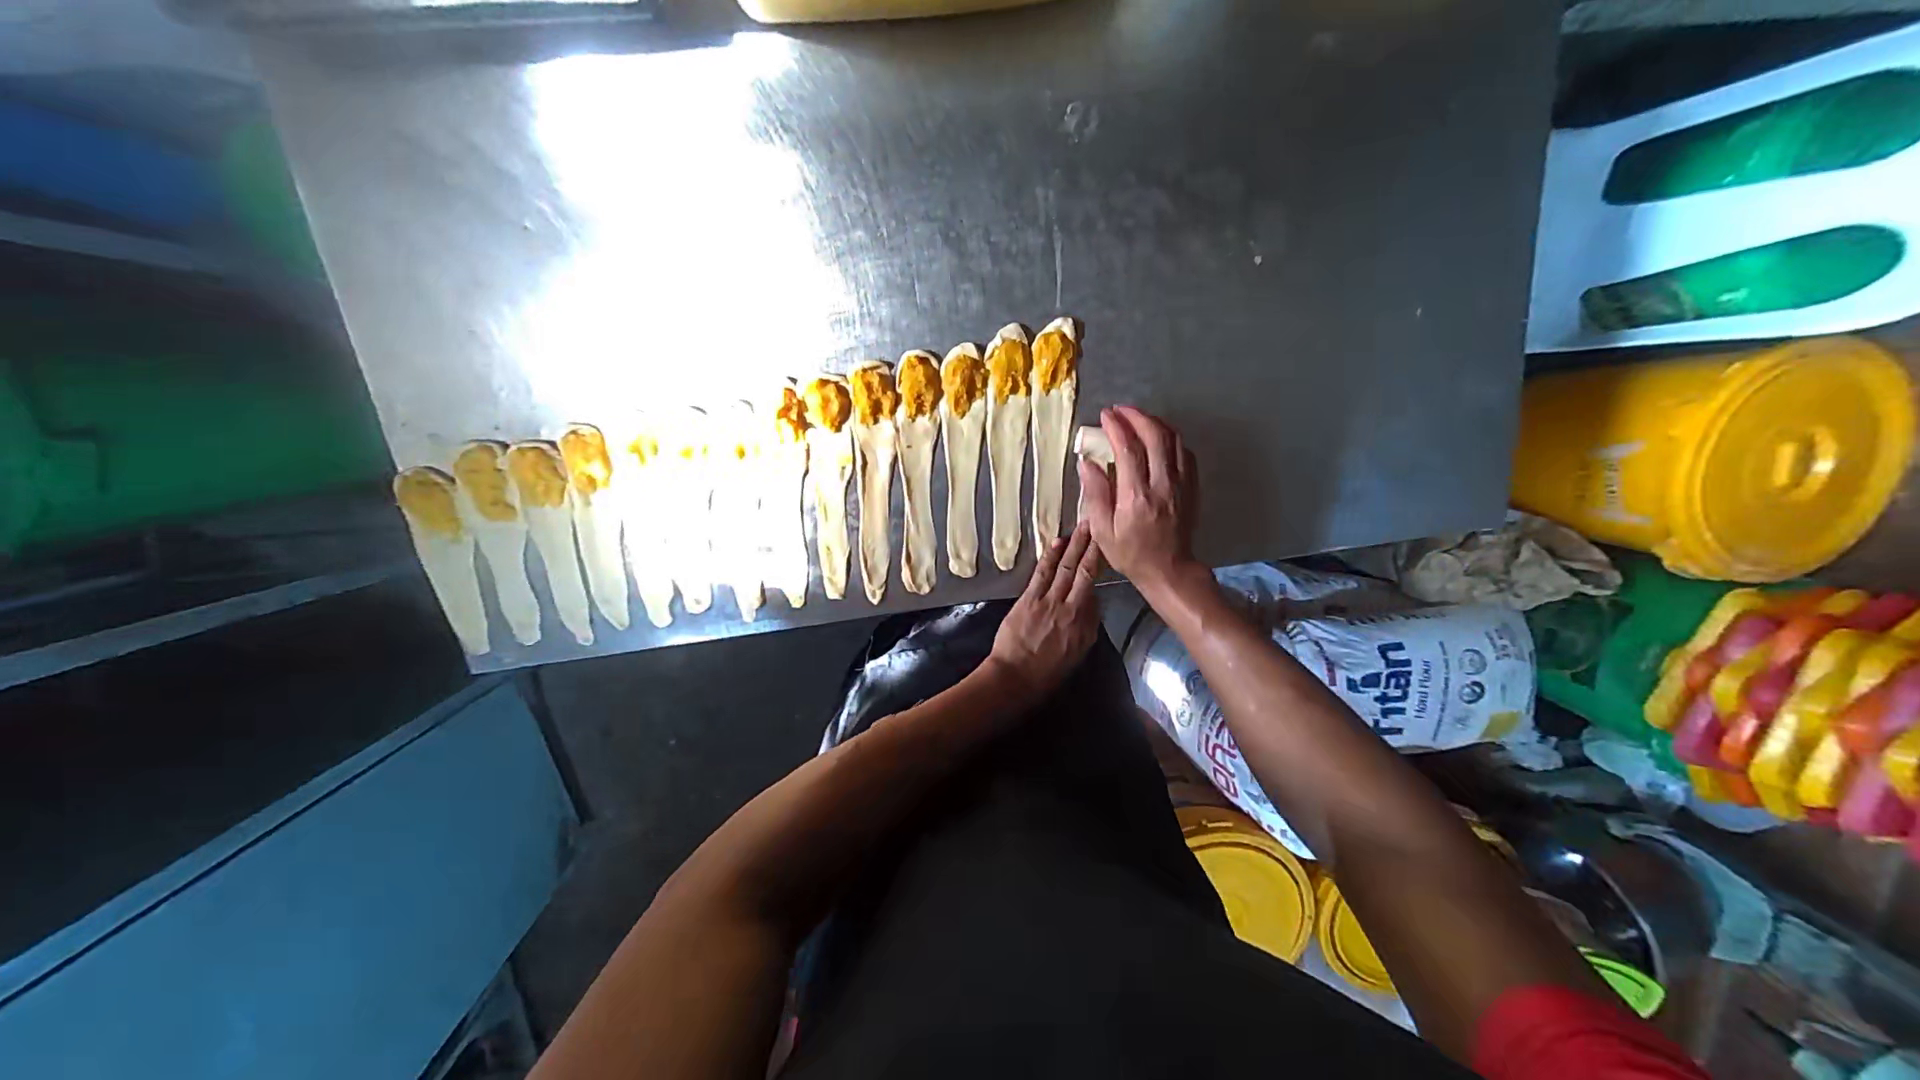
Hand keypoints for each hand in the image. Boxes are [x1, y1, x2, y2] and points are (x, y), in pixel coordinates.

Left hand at [986, 521, 1102, 702]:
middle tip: (1099, 526)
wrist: (1016, 677)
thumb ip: (1088, 625)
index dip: (1102, 565)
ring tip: (1083, 526)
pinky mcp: (1029, 599)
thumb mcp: (1079, 652)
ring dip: (1075, 545)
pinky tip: (1059, 541)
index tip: (1109, 547)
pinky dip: (1052, 556)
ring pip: (1067, 568)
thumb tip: (1093, 601)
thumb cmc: (1048, 671)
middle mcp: (1071, 609)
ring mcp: (1048, 602)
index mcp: (1085, 624)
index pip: (1096, 588)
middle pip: (1085, 572)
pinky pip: (1043, 573)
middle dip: (1093, 547)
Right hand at [1077, 405, 1200, 596]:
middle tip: (1120, 410)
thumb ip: (1095, 494)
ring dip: (1155, 423)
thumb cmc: (1131, 553)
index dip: (1116, 427)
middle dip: (1137, 416)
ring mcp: (1181, 484)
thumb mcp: (1102, 531)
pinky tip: (1158, 438)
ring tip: (1137, 418)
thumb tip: (1087, 463)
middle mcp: (1163, 484)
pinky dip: (1171, 438)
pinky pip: (1184, 453)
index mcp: (1137, 496)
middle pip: (1155, 436)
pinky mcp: (1191, 487)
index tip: (1105, 416)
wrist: (1169, 570)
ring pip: (1173, 440)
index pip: (1128, 449)